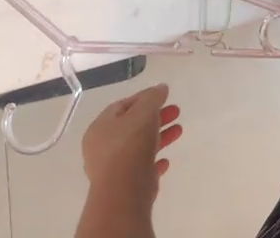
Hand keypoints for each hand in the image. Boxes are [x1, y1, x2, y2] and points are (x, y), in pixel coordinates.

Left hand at [81, 84, 181, 204]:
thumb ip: (153, 97)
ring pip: (138, 146)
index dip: (144, 97)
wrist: (124, 189)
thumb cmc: (130, 143)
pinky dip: (153, 161)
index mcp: (100, 127)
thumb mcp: (144, 111)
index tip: (164, 96)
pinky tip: (166, 160)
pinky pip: (140, 168)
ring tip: (179, 131)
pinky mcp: (123, 184)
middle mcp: (101, 147)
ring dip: (159, 137)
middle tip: (176, 111)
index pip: (122, 106)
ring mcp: (111, 167)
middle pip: (132, 126)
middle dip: (156, 117)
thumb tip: (161, 89)